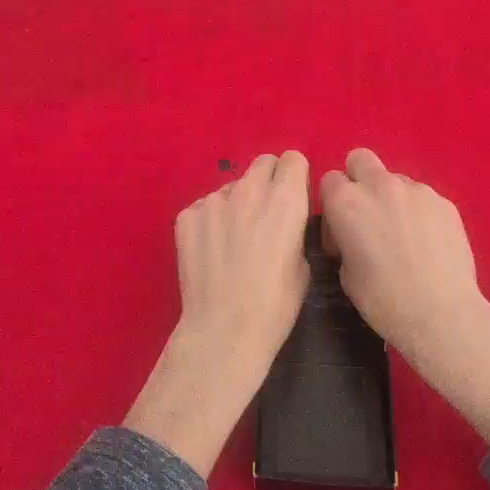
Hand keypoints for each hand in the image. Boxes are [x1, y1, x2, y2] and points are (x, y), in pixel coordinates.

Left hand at [124, 153, 310, 475]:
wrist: (223, 329)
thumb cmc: (275, 305)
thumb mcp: (302, 264)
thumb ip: (293, 229)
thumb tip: (282, 220)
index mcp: (284, 200)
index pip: (292, 159)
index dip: (294, 176)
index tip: (293, 194)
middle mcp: (248, 190)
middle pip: (262, 163)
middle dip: (268, 180)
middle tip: (266, 212)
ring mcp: (212, 201)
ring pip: (231, 187)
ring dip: (237, 203)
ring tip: (234, 240)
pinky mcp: (186, 215)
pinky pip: (205, 207)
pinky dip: (211, 221)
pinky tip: (212, 251)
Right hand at [321, 148, 489, 445]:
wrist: (440, 314)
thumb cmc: (382, 300)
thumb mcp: (346, 272)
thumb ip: (345, 239)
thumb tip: (354, 235)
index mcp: (346, 202)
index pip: (330, 180)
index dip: (332, 203)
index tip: (340, 229)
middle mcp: (379, 185)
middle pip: (360, 159)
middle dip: (358, 179)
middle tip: (367, 214)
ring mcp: (416, 190)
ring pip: (396, 180)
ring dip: (392, 198)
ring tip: (403, 235)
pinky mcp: (445, 202)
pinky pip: (423, 198)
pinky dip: (419, 212)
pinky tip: (427, 243)